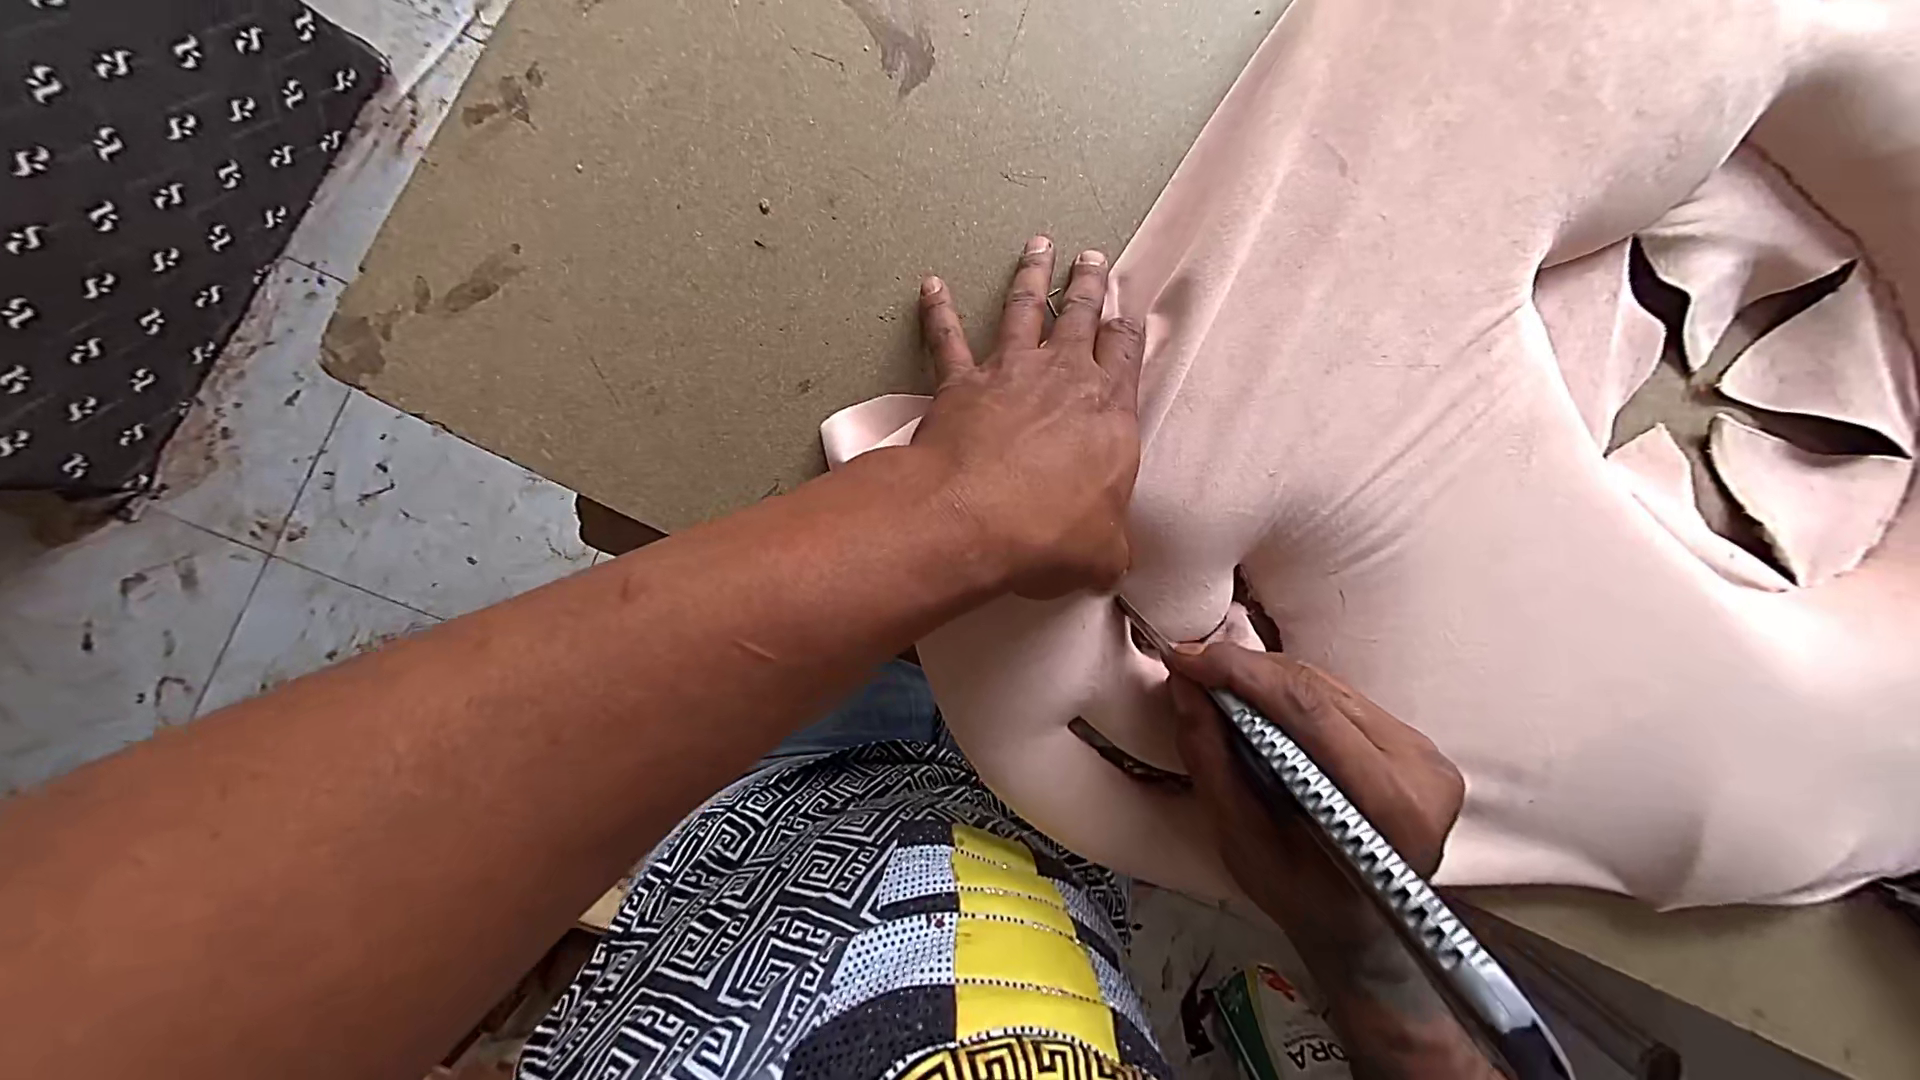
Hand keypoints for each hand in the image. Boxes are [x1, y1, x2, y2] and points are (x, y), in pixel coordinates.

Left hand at [912, 236, 1143, 598]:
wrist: (977, 520)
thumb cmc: (1048, 533)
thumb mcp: (1101, 554)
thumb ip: (1110, 550)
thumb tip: (1111, 565)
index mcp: (1110, 414)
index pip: (1126, 357)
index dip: (1129, 332)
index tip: (1129, 311)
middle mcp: (1064, 379)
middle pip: (1082, 317)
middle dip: (1090, 286)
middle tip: (1093, 258)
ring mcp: (1010, 374)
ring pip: (1025, 309)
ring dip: (1032, 276)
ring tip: (1039, 245)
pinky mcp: (960, 384)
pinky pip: (946, 337)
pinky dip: (937, 310)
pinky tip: (930, 285)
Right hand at [1165, 644, 1464, 907]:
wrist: (1357, 923)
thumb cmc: (1300, 896)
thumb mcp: (1240, 840)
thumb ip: (1210, 758)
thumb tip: (1185, 686)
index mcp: (1390, 805)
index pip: (1308, 709)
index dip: (1240, 673)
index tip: (1185, 661)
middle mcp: (1418, 766)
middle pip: (1314, 688)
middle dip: (1241, 668)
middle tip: (1186, 665)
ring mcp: (1419, 748)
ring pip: (1320, 681)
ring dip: (1257, 673)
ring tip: (1209, 677)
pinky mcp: (1406, 737)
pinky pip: (1330, 692)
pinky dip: (1279, 686)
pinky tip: (1246, 692)